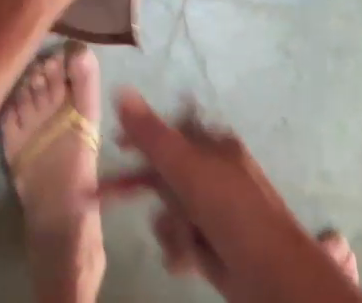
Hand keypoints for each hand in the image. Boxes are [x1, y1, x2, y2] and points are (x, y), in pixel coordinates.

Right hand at [113, 92, 361, 302]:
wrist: (266, 270)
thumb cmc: (230, 209)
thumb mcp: (188, 168)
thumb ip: (153, 135)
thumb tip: (123, 91)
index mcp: (215, 146)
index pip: (173, 131)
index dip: (143, 136)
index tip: (115, 146)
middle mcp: (214, 172)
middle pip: (165, 175)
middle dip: (138, 190)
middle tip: (95, 199)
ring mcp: (214, 207)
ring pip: (168, 211)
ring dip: (169, 230)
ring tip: (186, 240)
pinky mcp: (211, 240)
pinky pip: (179, 239)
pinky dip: (181, 250)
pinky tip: (191, 260)